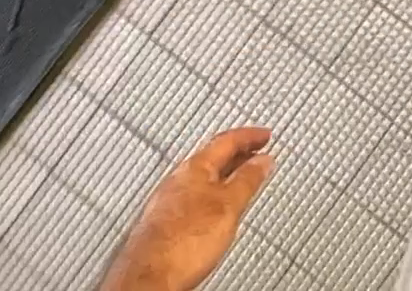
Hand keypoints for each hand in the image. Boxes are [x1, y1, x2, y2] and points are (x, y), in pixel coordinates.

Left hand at [98, 127, 275, 290]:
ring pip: (201, 178)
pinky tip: (213, 209)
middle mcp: (177, 179)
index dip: (249, 136)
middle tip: (256, 152)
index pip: (227, 140)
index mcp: (195, 167)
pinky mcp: (160, 223)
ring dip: (224, 175)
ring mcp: (166, 201)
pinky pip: (192, 197)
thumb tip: (263, 161)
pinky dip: (210, 194)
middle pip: (212, 157)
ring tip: (240, 180)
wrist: (147, 280)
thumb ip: (248, 180)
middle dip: (237, 154)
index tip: (264, 136)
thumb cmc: (180, 244)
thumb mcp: (229, 206)